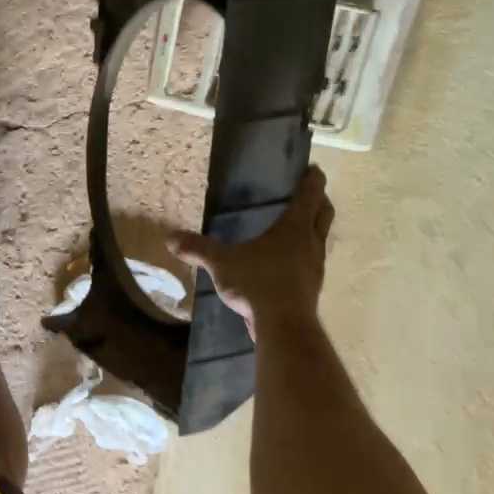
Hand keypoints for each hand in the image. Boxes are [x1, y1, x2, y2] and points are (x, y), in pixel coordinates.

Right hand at [167, 165, 334, 339]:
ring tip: (297, 231)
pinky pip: (311, 264)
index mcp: (294, 226)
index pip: (311, 192)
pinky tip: (288, 266)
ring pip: (321, 239)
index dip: (312, 178)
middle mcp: (312, 241)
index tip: (311, 169)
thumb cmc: (257, 283)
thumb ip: (198, 249)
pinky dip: (304, 258)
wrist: (282, 325)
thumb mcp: (222, 263)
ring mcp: (315, 265)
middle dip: (319, 201)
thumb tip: (169, 238)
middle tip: (308, 196)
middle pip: (324, 212)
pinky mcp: (311, 287)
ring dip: (314, 231)